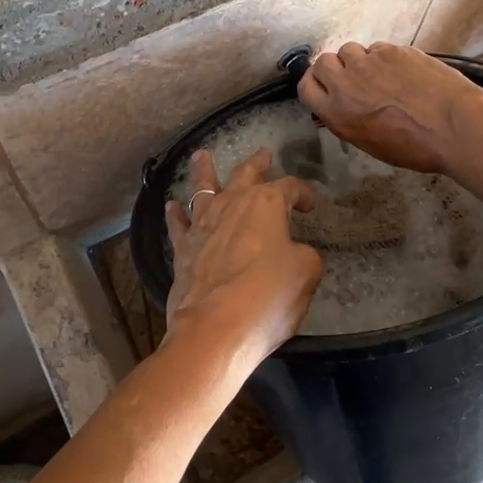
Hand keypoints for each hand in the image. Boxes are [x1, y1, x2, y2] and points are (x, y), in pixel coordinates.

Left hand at [164, 148, 322, 359]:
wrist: (214, 329)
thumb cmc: (266, 296)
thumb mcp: (305, 272)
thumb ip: (304, 255)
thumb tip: (294, 253)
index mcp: (266, 204)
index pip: (290, 188)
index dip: (303, 194)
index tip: (310, 205)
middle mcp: (232, 205)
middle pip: (245, 176)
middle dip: (256, 164)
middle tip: (262, 153)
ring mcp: (203, 226)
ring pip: (203, 189)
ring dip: (205, 172)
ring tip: (201, 156)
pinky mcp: (183, 250)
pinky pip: (178, 224)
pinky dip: (176, 214)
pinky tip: (172, 206)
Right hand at [295, 42, 482, 172]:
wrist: (454, 126)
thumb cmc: (416, 146)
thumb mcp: (371, 144)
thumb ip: (349, 121)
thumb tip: (342, 109)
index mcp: (338, 114)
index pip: (306, 87)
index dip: (315, 85)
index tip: (325, 87)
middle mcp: (347, 84)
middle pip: (323, 62)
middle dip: (334, 68)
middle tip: (352, 78)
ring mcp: (369, 62)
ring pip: (350, 49)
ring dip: (359, 60)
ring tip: (379, 74)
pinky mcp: (392, 50)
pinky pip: (378, 48)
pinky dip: (385, 57)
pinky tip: (402, 71)